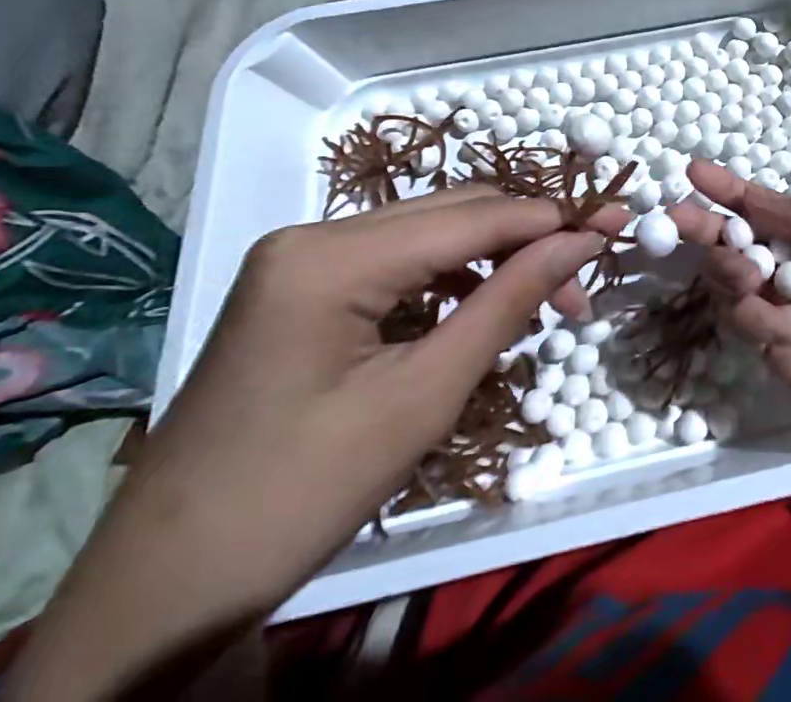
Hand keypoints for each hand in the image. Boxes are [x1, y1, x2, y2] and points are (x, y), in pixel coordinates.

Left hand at [9, 187, 611, 699]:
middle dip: (523, 240)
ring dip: (489, 262)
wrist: (176, 576)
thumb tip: (580, 243)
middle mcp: (309, 237)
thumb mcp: (426, 395)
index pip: (468, 217)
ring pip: (421, 238)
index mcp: (330, 257)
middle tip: (585, 281)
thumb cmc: (308, 488)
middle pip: (445, 215)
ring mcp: (296, 263)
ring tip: (544, 304)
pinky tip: (479, 312)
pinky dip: (447, 282)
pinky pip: (392, 267)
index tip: (614, 228)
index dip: (547, 220)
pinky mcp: (296, 292)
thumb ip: (508, 304)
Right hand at [670, 161, 790, 513]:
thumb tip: (753, 197)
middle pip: (748, 245)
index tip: (693, 172)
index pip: (775, 210)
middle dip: (713, 229)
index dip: (734, 191)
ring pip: (740, 285)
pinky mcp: (788, 364)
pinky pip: (751, 327)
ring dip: (729, 269)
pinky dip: (746, 315)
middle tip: (677, 218)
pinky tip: (763, 318)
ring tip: (741, 271)